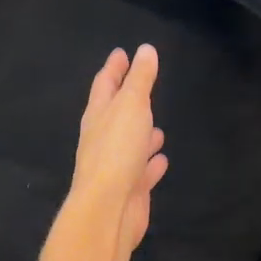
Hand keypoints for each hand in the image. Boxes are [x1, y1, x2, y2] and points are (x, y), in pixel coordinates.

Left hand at [72, 44, 168, 253]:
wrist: (107, 211)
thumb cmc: (116, 149)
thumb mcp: (132, 104)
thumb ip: (140, 78)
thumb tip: (145, 49)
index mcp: (98, 114)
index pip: (105, 83)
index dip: (114, 67)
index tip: (121, 52)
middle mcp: (102, 138)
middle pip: (115, 112)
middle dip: (127, 99)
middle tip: (142, 86)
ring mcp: (114, 166)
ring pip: (129, 143)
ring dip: (142, 133)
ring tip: (159, 127)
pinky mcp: (128, 190)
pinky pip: (142, 171)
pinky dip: (151, 163)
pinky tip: (162, 159)